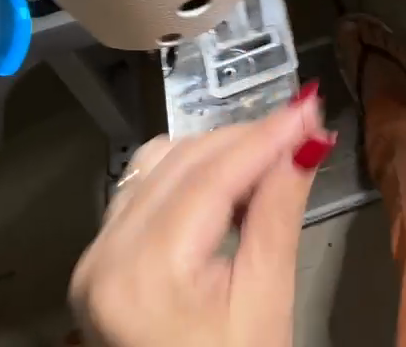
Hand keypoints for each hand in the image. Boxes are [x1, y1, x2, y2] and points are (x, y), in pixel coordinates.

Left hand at [70, 85, 335, 346]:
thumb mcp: (265, 300)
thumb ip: (280, 212)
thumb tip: (308, 139)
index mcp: (145, 272)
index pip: (211, 177)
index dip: (265, 135)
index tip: (310, 104)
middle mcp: (106, 254)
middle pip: (184, 161)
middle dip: (247, 139)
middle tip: (302, 128)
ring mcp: (95, 254)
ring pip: (162, 163)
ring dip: (219, 151)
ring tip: (270, 157)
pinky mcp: (100, 257)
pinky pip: (145, 185)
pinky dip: (190, 171)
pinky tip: (228, 179)